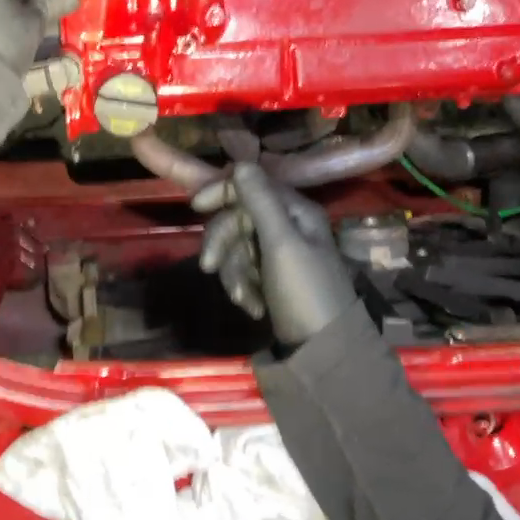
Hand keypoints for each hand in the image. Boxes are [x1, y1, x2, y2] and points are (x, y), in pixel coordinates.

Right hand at [193, 163, 355, 345]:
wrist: (323, 355)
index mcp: (296, 211)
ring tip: (244, 299)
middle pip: (239, 218)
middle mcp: (288, 226)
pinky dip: (243, 286)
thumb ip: (260, 202)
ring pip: (237, 247)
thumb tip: (241, 163)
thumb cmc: (304, 292)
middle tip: (209, 267)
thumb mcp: (281, 244)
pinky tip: (252, 307)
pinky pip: (244, 270)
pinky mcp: (272, 279)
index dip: (222, 192)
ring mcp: (280, 254)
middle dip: (224, 243)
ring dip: (233, 272)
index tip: (196, 207)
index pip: (251, 185)